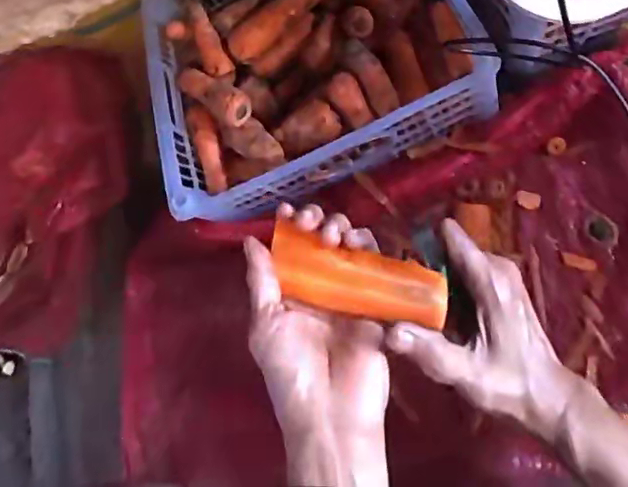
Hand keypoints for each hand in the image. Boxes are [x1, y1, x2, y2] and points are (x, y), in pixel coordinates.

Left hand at [244, 204, 389, 486]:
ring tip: (335, 237)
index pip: (294, 245)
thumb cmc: (291, 370)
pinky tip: (359, 245)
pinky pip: (377, 268)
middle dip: (319, 220)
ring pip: (352, 246)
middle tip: (314, 224)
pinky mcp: (376, 304)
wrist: (331, 415)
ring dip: (344, 229)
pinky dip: (370, 249)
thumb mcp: (265, 325)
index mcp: (293, 289)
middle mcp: (321, 286)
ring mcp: (350, 293)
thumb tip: (250, 240)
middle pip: (324, 238)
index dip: (293, 224)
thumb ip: (261, 280)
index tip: (290, 211)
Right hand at [385, 219, 627, 486]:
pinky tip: (446, 317)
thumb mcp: (468, 375)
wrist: (552, 399)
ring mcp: (502, 273)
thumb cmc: (512, 386)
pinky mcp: (503, 283)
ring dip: (436, 279)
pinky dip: (451, 287)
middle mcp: (497, 266)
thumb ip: (430, 351)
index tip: (402, 266)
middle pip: (447, 248)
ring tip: (424, 310)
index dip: (421, 242)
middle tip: (408, 298)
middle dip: (424, 266)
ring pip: (455, 260)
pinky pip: (466, 271)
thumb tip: (390, 331)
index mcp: (489, 278)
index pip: (449, 233)